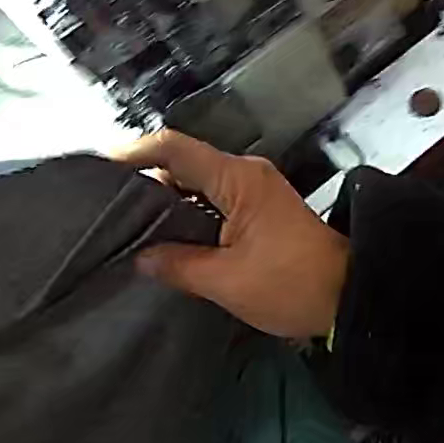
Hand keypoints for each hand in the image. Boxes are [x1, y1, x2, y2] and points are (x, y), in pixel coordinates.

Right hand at [112, 130, 348, 338]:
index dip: (134, 153)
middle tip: (97, 204)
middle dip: (143, 181)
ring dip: (163, 201)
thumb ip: (177, 263)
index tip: (96, 166)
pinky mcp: (258, 208)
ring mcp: (254, 190)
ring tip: (118, 222)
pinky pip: (212, 201)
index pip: (176, 149)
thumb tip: (139, 256)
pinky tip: (160, 236)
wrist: (347, 293)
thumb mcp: (226, 279)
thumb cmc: (290, 283)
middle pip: (184, 165)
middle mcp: (246, 174)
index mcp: (239, 178)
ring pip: (197, 184)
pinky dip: (185, 213)